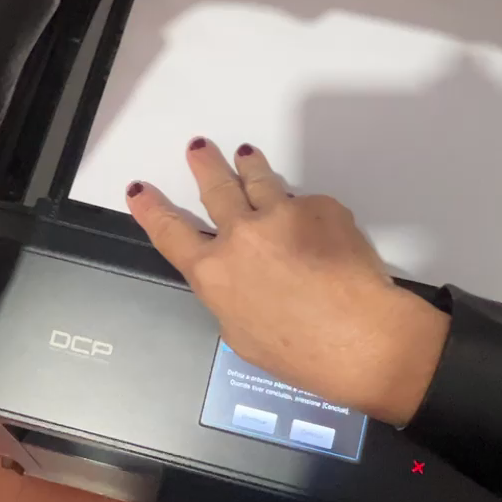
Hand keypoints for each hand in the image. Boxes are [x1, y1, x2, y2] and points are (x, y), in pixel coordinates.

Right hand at [126, 139, 449, 425]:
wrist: (361, 338)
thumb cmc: (299, 353)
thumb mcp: (241, 335)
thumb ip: (229, 296)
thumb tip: (238, 279)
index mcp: (213, 273)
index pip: (171, 232)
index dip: (152, 210)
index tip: (140, 191)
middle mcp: (241, 235)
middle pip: (216, 189)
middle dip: (205, 166)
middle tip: (199, 148)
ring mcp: (282, 215)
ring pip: (259, 181)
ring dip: (249, 166)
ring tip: (246, 155)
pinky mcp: (321, 207)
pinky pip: (308, 206)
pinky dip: (308, 215)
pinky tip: (322, 235)